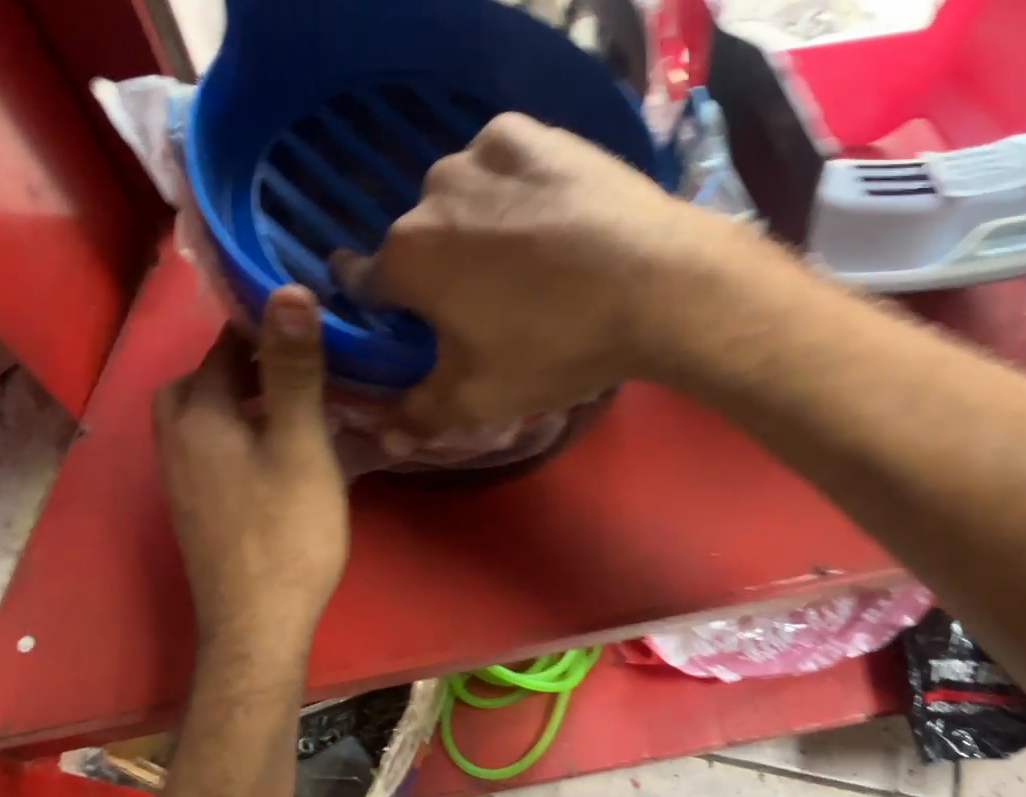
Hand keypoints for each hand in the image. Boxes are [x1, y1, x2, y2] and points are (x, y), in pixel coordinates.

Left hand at [154, 287, 347, 665]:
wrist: (257, 624)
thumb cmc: (287, 532)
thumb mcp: (299, 446)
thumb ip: (292, 370)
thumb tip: (286, 290)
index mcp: (199, 412)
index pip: (224, 343)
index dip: (264, 325)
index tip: (311, 322)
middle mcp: (176, 436)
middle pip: (204, 376)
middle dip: (247, 362)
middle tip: (300, 365)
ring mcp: (179, 475)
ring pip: (202, 413)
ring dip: (240, 398)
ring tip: (291, 404)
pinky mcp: (192, 505)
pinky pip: (207, 445)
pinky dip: (236, 432)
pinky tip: (274, 451)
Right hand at [332, 113, 800, 438]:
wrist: (660, 285)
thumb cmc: (556, 347)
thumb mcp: (480, 398)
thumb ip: (420, 415)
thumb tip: (385, 436)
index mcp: (407, 257)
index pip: (365, 282)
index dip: (382, 307)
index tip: (405, 319)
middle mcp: (431, 193)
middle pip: (420, 239)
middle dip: (441, 269)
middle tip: (490, 302)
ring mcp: (483, 154)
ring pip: (462, 198)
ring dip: (478, 224)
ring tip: (532, 257)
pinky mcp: (533, 132)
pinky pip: (503, 165)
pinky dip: (516, 188)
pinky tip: (552, 215)